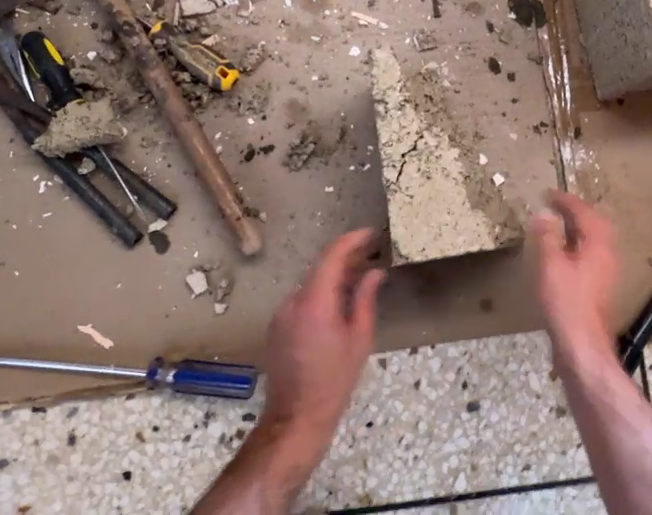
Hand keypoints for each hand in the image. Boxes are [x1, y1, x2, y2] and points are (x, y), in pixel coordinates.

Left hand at [260, 228, 385, 437]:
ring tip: (359, 282)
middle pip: (321, 268)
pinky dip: (320, 295)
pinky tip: (338, 306)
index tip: (371, 234)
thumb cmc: (335, 380)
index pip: (332, 256)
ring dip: (334, 279)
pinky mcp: (276, 326)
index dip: (352, 240)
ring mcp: (281, 314)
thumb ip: (366, 299)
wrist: (296, 417)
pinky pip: (301, 300)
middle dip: (346, 259)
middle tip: (372, 256)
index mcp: (315, 302)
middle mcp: (293, 301)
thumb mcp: (359, 339)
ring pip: (311, 285)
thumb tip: (375, 272)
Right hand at [531, 191, 619, 356]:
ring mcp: (607, 273)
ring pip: (595, 241)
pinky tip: (563, 257)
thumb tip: (544, 213)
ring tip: (558, 227)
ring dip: (578, 230)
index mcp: (598, 243)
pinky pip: (591, 256)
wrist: (583, 345)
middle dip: (577, 212)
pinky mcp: (600, 289)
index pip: (583, 212)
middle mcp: (608, 255)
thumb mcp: (551, 264)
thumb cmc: (566, 301)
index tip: (547, 194)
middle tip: (557, 207)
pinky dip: (577, 247)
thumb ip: (548, 236)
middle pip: (596, 224)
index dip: (565, 201)